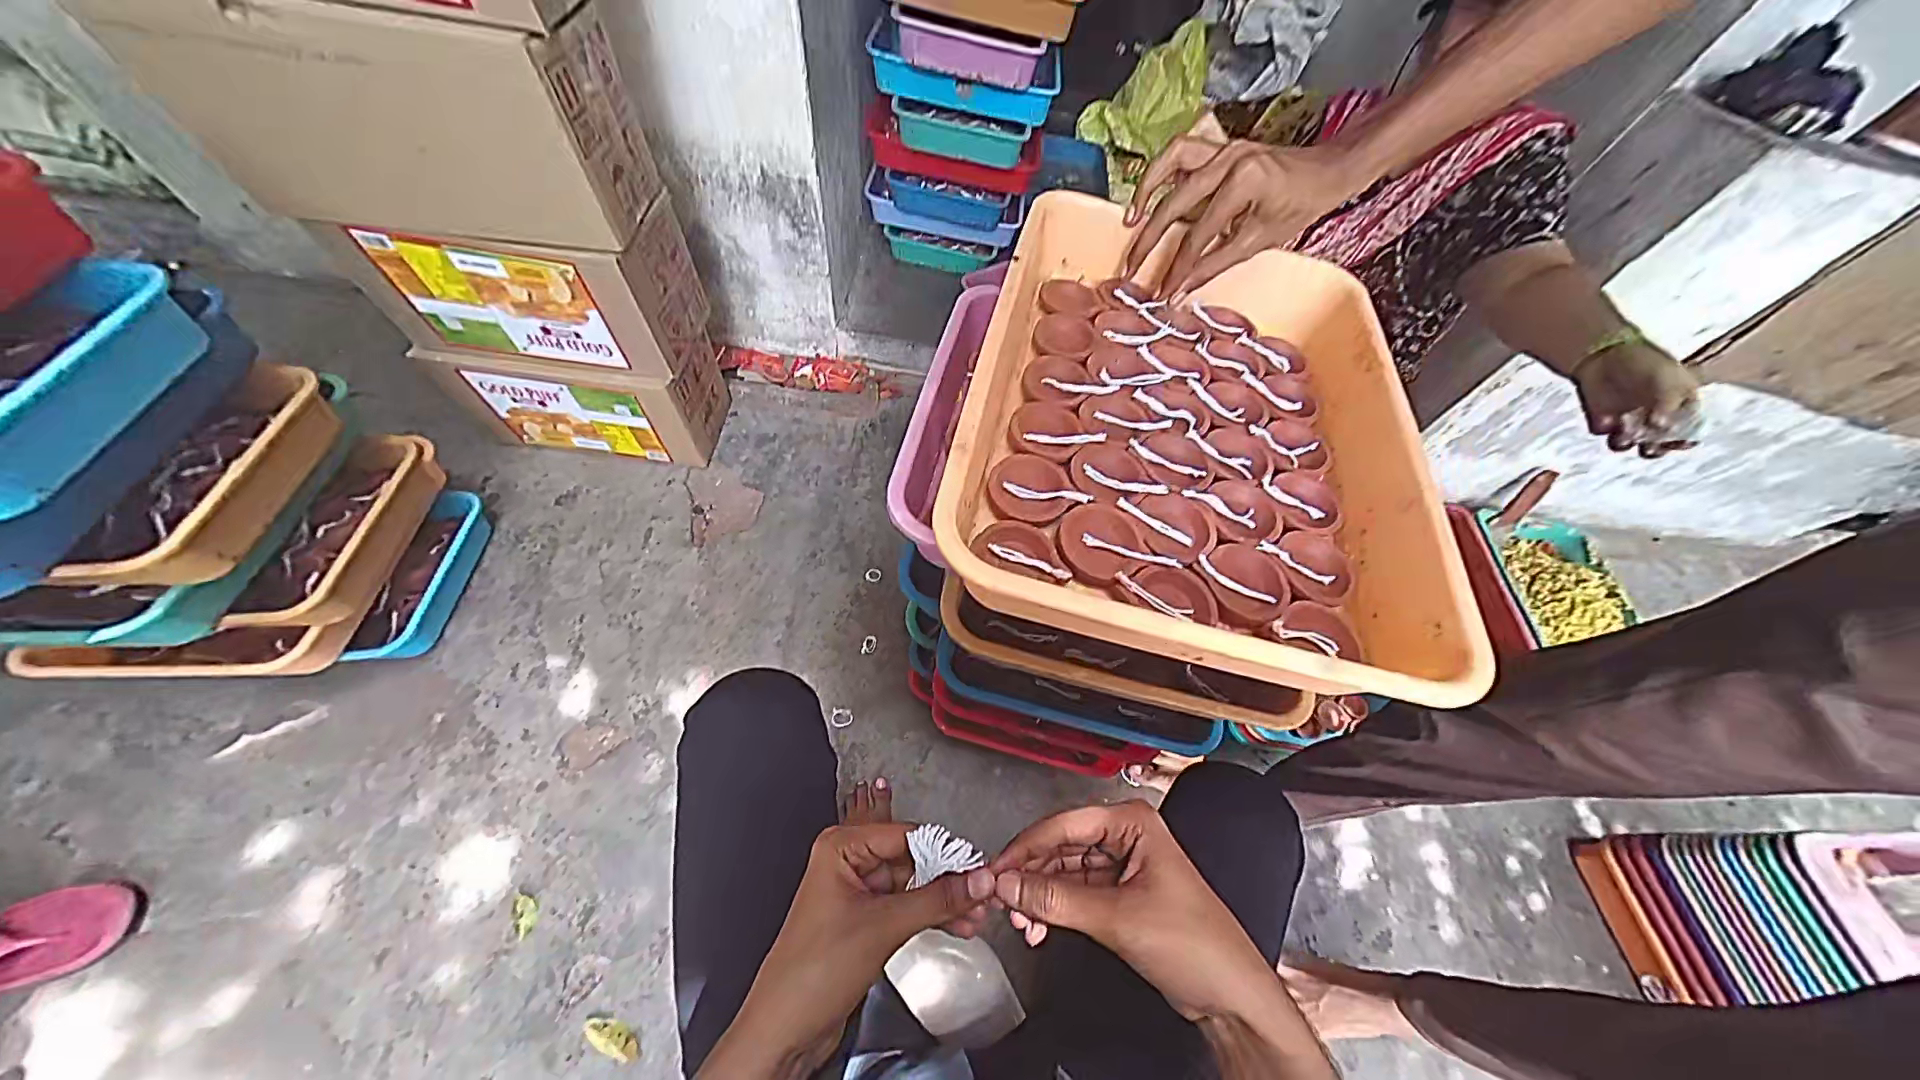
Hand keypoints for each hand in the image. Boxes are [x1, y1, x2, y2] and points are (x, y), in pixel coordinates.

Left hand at [700, 823, 992, 1077]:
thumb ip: (936, 899)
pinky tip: (956, 922)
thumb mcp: (883, 927)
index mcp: (841, 846)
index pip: (908, 834)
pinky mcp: (865, 919)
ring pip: (913, 884)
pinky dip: (931, 914)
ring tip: (974, 912)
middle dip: (948, 878)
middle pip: (913, 858)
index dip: (946, 851)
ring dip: (944, 900)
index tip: (978, 866)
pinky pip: (906, 906)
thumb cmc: (808, 974)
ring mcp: (857, 892)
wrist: (784, 1029)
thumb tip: (974, 879)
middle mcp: (848, 862)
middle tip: (980, 891)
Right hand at [988, 801, 1277, 1020]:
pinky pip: (1073, 892)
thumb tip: (1011, 884)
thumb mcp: (1118, 918)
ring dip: (1039, 896)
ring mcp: (1122, 866)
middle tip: (1004, 898)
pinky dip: (1054, 909)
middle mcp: (1125, 837)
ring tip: (1022, 918)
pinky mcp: (1118, 894)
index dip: (1025, 848)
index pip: (1063, 825)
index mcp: (1133, 822)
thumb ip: (1057, 900)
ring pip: (1063, 871)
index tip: (998, 870)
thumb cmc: (1200, 947)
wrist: (1230, 996)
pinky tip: (1039, 924)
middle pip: (1060, 846)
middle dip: (1030, 876)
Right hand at [1123, 137, 1369, 301]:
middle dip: (1149, 240)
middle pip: (1174, 203)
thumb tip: (1182, 288)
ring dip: (1147, 189)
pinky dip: (1162, 172)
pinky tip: (1152, 197)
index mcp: (1244, 182)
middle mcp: (1229, 158)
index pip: (1198, 235)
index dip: (1177, 268)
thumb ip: (1215, 263)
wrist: (1331, 169)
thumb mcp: (1260, 240)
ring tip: (1131, 219)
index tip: (1162, 291)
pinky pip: (1182, 153)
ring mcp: (1223, 148)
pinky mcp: (1220, 147)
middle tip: (1131, 267)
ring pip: (1170, 160)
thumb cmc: (1303, 203)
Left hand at [1571, 341, 1698, 457]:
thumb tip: (1661, 426)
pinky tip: (1610, 419)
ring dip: (1630, 442)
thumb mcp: (1667, 378)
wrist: (1605, 357)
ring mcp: (1628, 422)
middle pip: (1659, 444)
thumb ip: (1668, 402)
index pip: (1688, 431)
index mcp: (1681, 408)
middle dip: (1656, 448)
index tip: (1680, 442)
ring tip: (1627, 430)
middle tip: (1651, 445)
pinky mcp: (1603, 423)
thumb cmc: (1645, 363)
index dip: (1684, 440)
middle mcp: (1655, 419)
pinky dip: (1608, 431)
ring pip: (1632, 444)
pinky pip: (1606, 435)